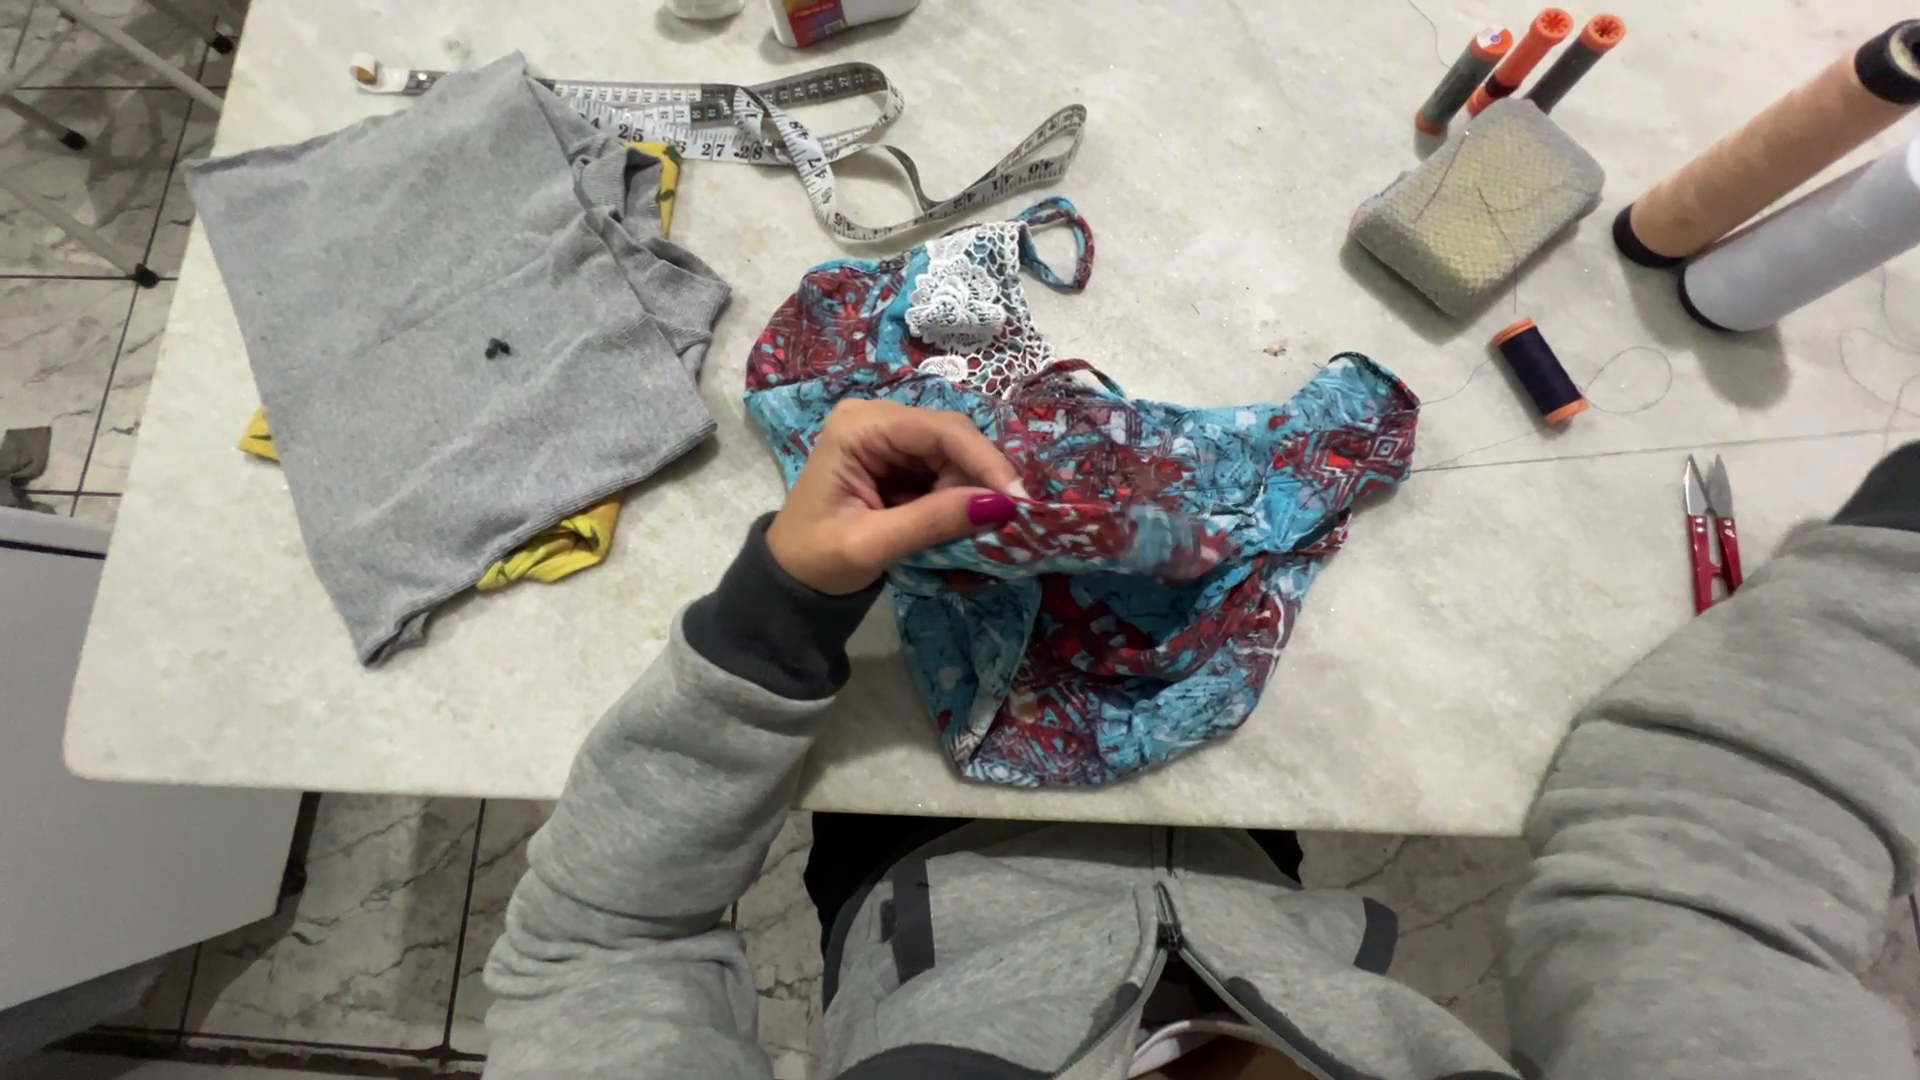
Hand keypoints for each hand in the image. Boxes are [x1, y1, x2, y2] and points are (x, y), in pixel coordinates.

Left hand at [765, 400, 1026, 593]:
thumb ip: (933, 521)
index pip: (940, 429)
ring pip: (955, 456)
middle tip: (994, 526)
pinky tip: (956, 525)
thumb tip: (1001, 506)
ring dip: (969, 494)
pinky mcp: (899, 460)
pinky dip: (958, 500)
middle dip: (979, 481)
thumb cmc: (817, 560)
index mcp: (860, 428)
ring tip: (967, 533)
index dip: (985, 460)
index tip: (1018, 500)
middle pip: (953, 439)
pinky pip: (946, 471)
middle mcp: (878, 419)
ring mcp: (889, 439)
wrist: (791, 578)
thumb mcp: (872, 544)